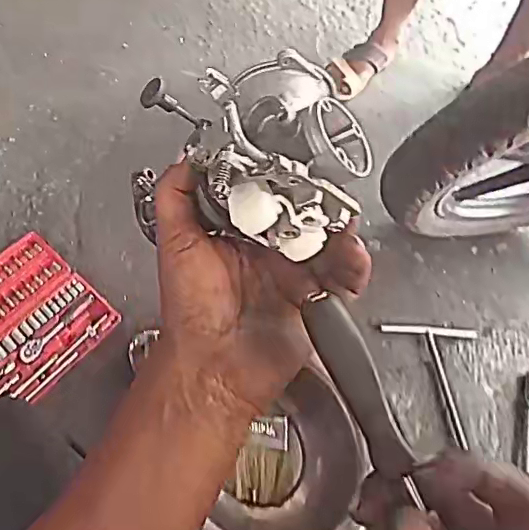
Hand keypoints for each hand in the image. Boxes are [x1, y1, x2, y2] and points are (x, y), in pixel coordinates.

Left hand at [149, 160, 369, 418]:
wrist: (214, 368)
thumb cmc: (190, 312)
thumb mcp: (174, 244)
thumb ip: (175, 199)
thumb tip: (184, 160)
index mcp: (235, 233)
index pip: (263, 193)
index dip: (277, 178)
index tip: (288, 167)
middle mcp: (265, 250)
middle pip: (301, 212)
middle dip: (316, 200)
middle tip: (320, 195)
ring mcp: (291, 273)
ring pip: (328, 240)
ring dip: (340, 229)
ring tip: (341, 224)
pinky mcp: (314, 298)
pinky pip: (343, 276)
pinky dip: (354, 265)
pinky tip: (351, 257)